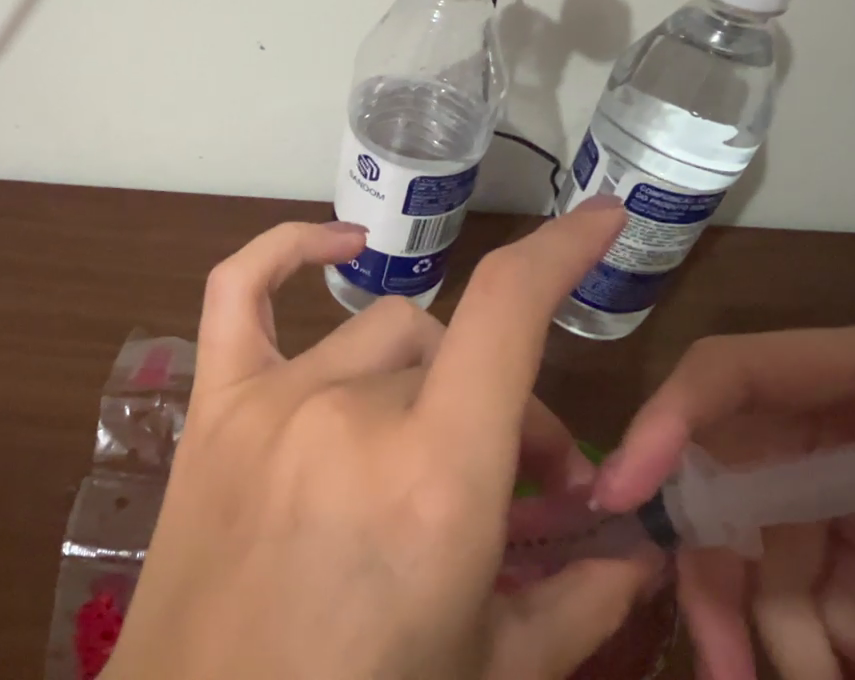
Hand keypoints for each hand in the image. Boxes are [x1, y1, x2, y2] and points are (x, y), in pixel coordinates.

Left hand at [103, 202, 663, 679]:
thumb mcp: (491, 673)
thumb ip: (578, 604)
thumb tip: (642, 556)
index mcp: (435, 479)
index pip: (508, 313)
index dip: (564, 252)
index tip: (601, 221)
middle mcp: (351, 416)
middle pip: (454, 352)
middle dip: (501, 409)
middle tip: (511, 487)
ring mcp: (271, 400)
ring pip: (380, 334)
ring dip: (427, 378)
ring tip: (428, 444)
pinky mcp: (213, 406)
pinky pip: (238, 288)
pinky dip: (287, 251)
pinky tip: (336, 246)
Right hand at [592, 321, 854, 679]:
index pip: (733, 373)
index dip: (668, 422)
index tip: (624, 498)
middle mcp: (832, 417)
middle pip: (729, 479)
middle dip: (711, 569)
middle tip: (724, 669)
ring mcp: (845, 474)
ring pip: (766, 546)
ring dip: (767, 623)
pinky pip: (820, 583)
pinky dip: (832, 639)